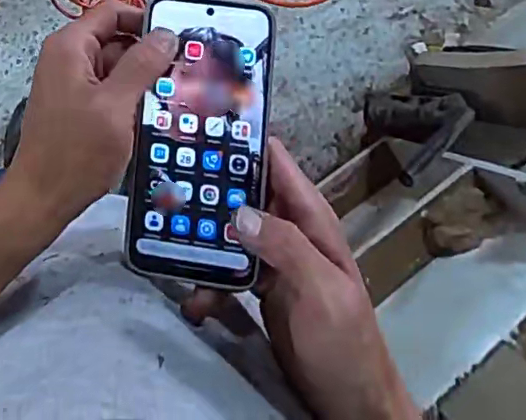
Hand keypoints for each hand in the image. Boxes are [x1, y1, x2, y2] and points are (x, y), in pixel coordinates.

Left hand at [5, 0, 175, 225]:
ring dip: (141, 78)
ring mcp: (71, 81)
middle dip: (147, 53)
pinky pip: (110, 87)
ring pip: (117, 65)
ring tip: (168, 95)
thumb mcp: (116, 105)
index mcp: (70, 47)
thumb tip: (166, 34)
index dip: (145, 20)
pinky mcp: (77, 103)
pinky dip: (129, 96)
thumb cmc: (75, 154)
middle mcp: (68, 57)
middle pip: (116, 38)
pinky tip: (148, 114)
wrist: (40, 203)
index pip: (113, 13)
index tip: (175, 38)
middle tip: (180, 71)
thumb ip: (143, 64)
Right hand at [183, 138, 418, 419]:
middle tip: (174, 188)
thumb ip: (285, 245)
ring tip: (176, 248)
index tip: (208, 131)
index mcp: (311, 218)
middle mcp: (291, 230)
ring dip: (206, 241)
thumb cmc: (346, 342)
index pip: (277, 164)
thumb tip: (241, 211)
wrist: (351, 404)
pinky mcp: (262, 288)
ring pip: (233, 232)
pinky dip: (211, 282)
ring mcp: (275, 259)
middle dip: (214, 190)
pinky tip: (196, 300)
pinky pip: (229, 272)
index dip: (246, 143)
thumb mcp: (320, 289)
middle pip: (247, 193)